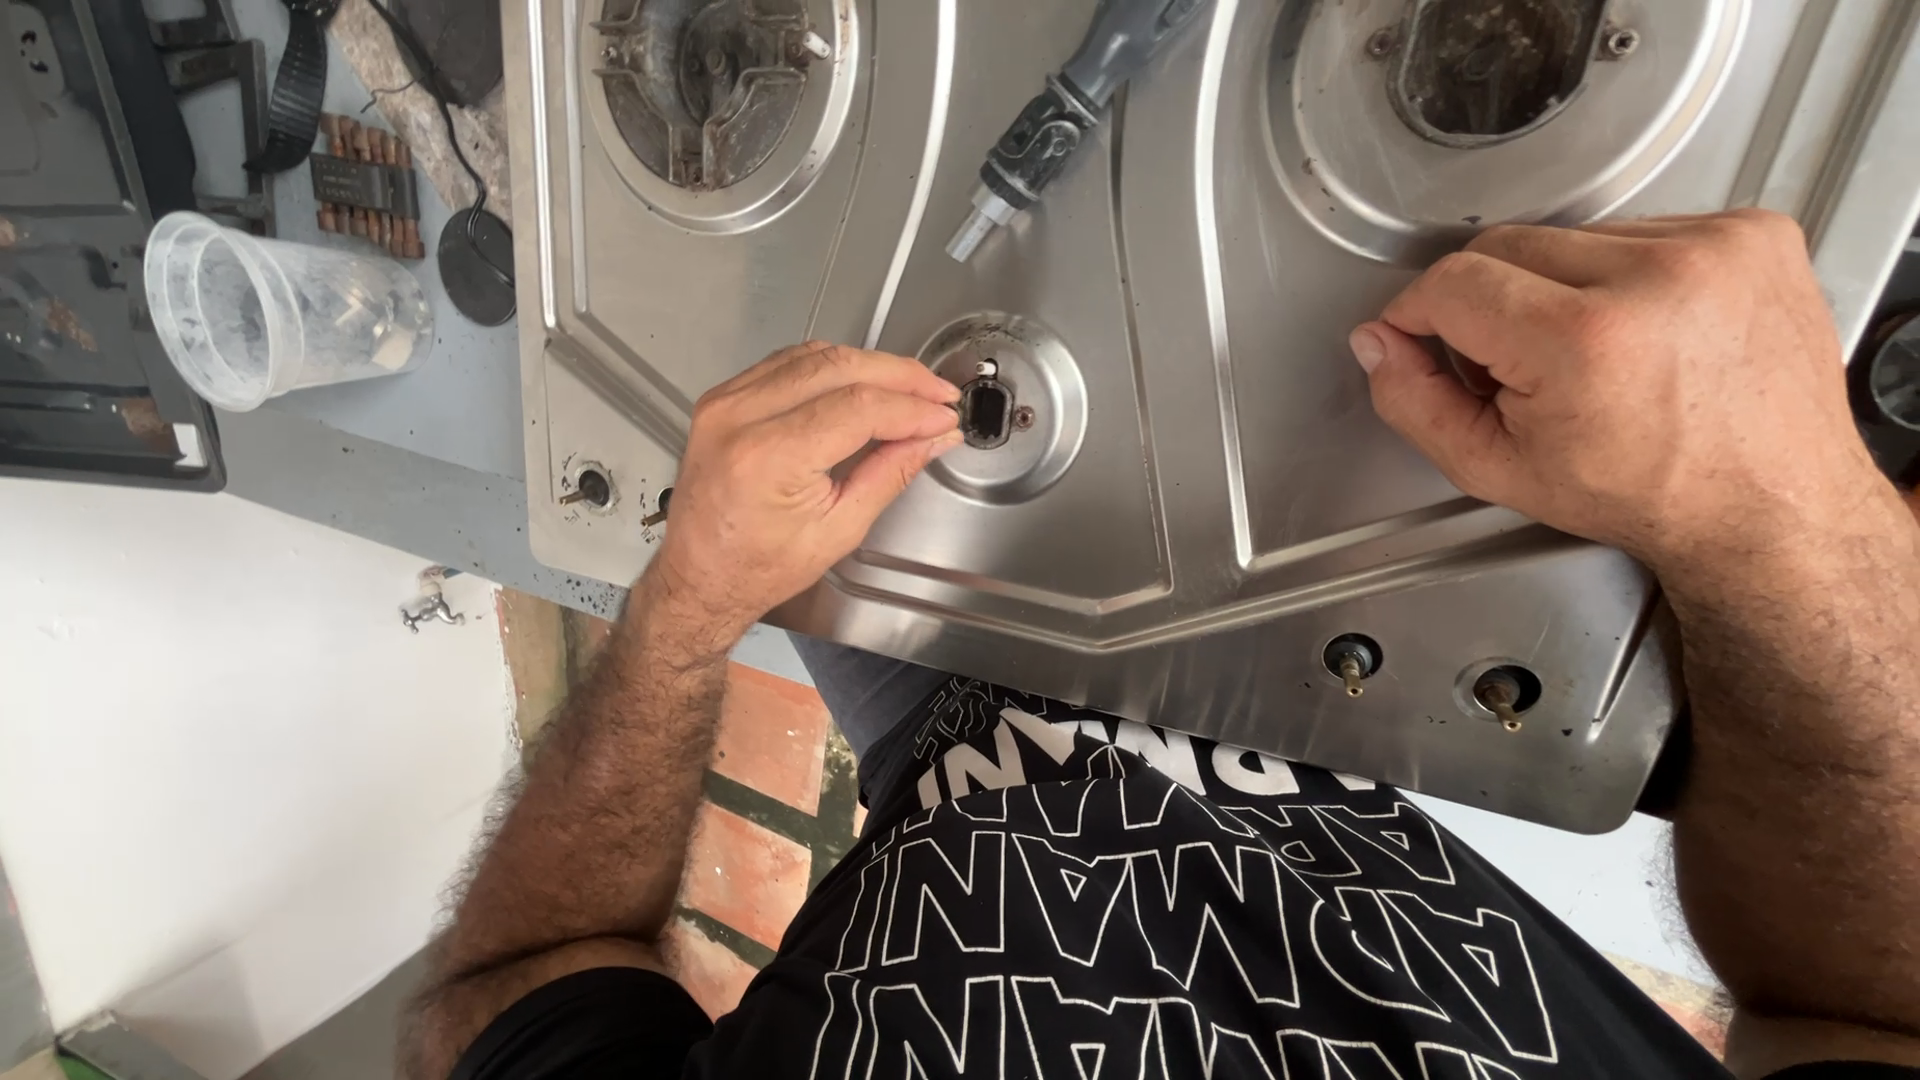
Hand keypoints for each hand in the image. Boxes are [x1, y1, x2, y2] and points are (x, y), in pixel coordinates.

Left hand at [637, 342, 960, 647]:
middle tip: (938, 393)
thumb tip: (937, 437)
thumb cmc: (763, 568)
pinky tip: (864, 382)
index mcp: (769, 458)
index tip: (946, 417)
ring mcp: (726, 401)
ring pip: (815, 355)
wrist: (699, 577)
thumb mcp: (840, 530)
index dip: (912, 408)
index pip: (858, 408)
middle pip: (838, 367)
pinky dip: (833, 366)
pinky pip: (788, 363)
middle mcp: (740, 416)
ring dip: (870, 365)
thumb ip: (891, 473)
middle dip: (899, 375)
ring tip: (910, 388)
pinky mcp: (723, 397)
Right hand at [1348, 210, 1887, 573]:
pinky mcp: (1749, 231)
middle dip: (1476, 302)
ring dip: (1540, 287)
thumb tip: (1376, 342)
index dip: (1413, 310)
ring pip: (1560, 237)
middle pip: (1501, 246)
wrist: (1766, 501)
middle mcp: (1656, 276)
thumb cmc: (1637, 491)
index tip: (1413, 334)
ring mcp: (1713, 245)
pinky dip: (1602, 274)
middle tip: (1500, 362)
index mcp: (1580, 340)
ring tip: (1570, 352)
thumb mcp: (1488, 466)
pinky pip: (1626, 231)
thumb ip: (1411, 400)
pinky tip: (1621, 327)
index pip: (1451, 282)